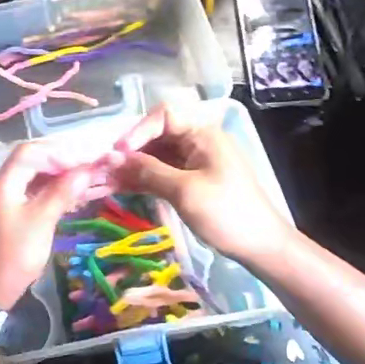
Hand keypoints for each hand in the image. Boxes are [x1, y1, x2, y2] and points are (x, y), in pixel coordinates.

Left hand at [0, 140, 116, 309]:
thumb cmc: (15, 255)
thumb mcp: (41, 221)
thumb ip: (62, 192)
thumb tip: (85, 170)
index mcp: (3, 183)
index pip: (30, 152)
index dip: (58, 152)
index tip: (84, 160)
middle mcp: (2, 186)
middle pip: (32, 162)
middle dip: (61, 161)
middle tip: (89, 166)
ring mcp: (6, 200)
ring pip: (35, 178)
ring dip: (60, 176)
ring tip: (86, 180)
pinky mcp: (12, 214)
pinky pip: (34, 193)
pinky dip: (53, 191)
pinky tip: (73, 196)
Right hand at [110, 103, 291, 264]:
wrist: (261, 247)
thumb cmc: (227, 214)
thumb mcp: (184, 191)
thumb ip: (147, 171)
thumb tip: (111, 157)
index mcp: (202, 134)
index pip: (162, 116)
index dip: (137, 131)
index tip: (118, 154)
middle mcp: (196, 142)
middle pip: (155, 136)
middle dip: (128, 152)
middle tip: (103, 171)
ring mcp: (194, 163)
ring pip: (154, 157)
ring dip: (131, 169)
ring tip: (104, 183)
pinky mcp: (191, 182)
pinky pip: (160, 174)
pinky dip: (142, 180)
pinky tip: (119, 189)